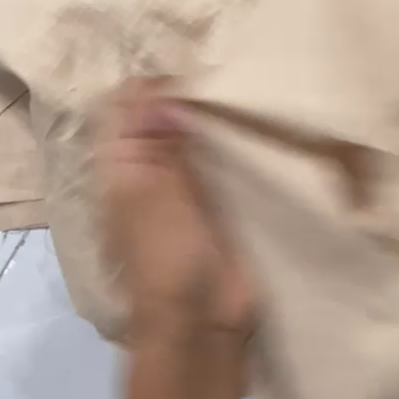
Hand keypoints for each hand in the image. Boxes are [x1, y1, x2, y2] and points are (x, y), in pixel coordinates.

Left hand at [96, 79, 254, 338]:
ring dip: (229, 127)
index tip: (204, 79)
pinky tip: (273, 137)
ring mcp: (196, 188)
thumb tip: (163, 95)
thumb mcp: (156, 197)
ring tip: (261, 103)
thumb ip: (161, 145)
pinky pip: (238, 169)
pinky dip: (251, 153)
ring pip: (208, 142)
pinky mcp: (231, 206)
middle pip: (174, 120)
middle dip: (202, 102)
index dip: (162, 87)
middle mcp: (157, 170)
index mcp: (125, 164)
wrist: (205, 319)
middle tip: (242, 84)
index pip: (133, 106)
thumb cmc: (170, 259)